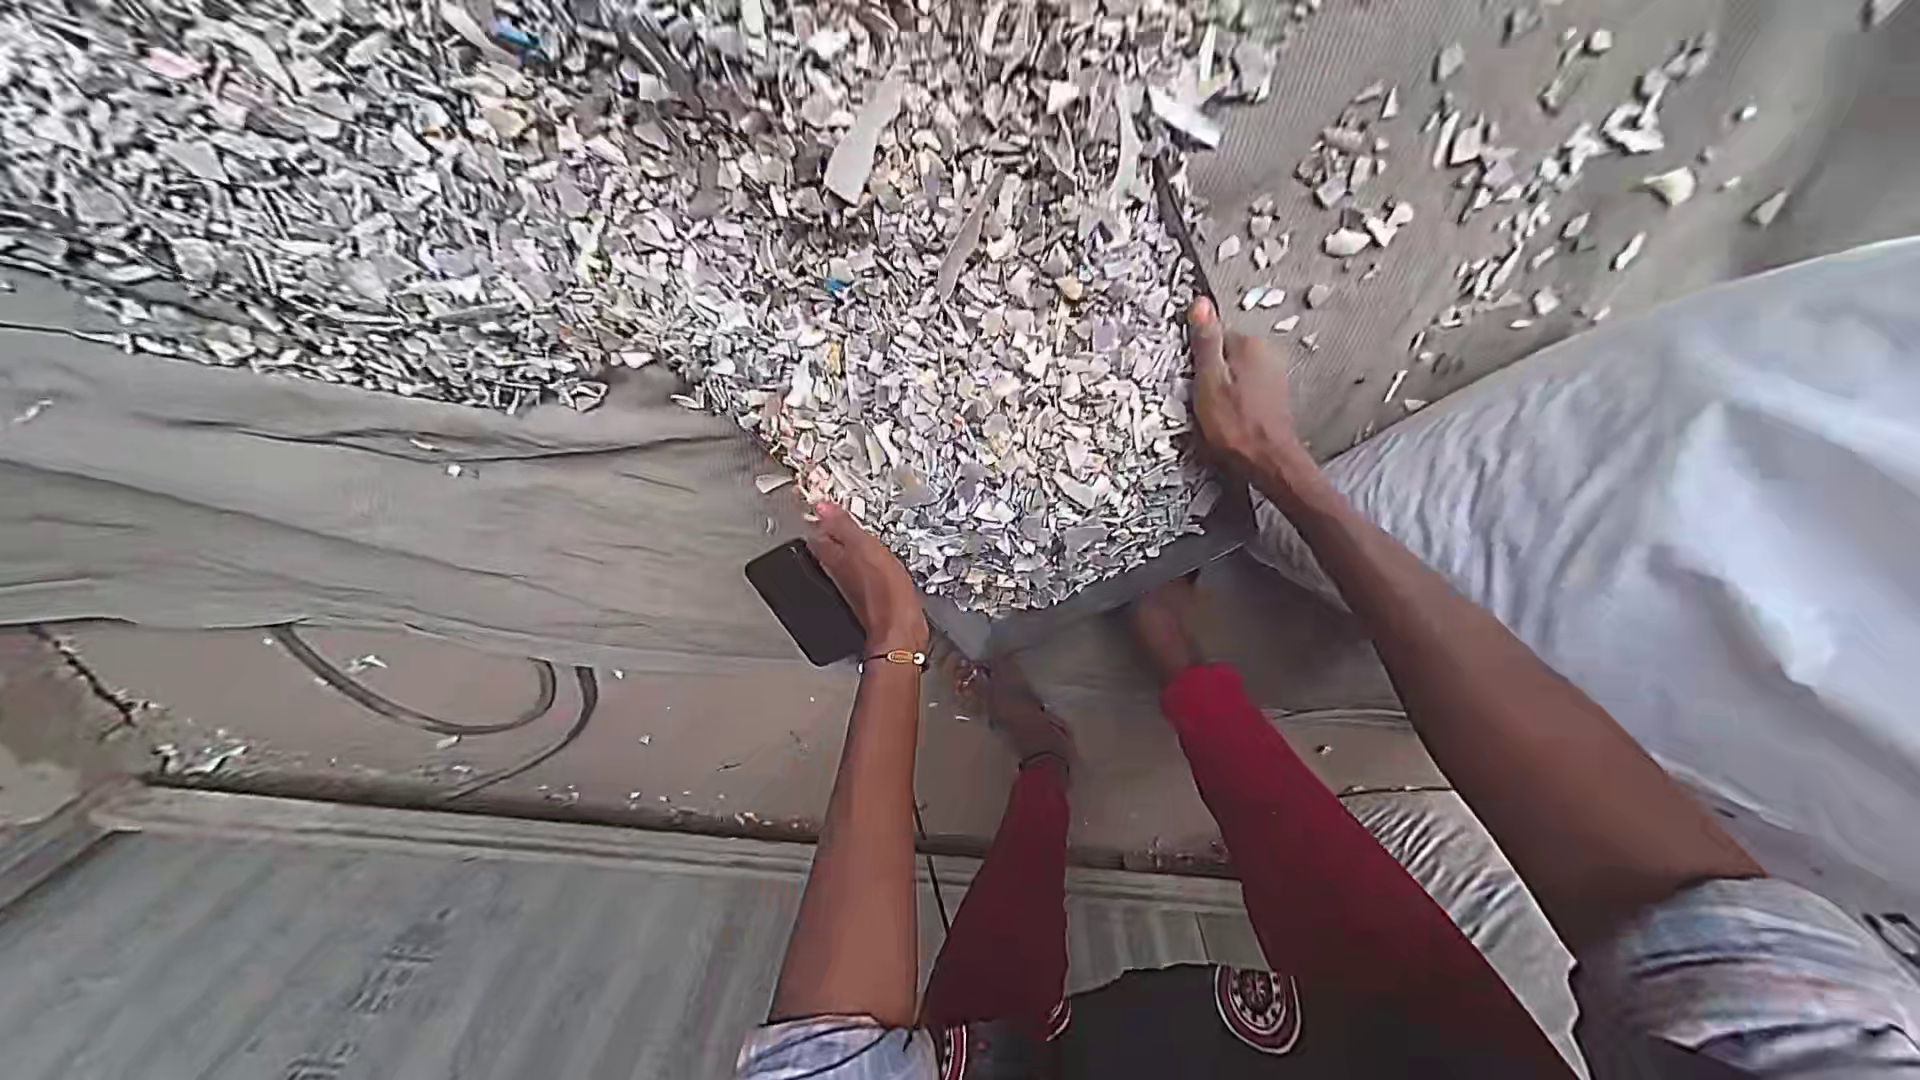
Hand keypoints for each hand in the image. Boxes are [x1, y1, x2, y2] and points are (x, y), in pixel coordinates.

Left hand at [808, 501, 927, 653]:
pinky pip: (860, 571)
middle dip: (831, 531)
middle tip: (835, 516)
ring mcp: (852, 584)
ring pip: (843, 558)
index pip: (817, 533)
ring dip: (846, 545)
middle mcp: (838, 572)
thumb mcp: (865, 548)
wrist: (899, 628)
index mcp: (834, 558)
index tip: (825, 505)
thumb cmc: (885, 592)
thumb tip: (822, 507)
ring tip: (850, 533)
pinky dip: (862, 561)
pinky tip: (870, 559)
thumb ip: (843, 526)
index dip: (821, 518)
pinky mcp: (869, 594)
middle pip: (827, 546)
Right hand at [1188, 298, 1310, 476]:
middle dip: (1207, 375)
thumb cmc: (1234, 425)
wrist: (1266, 460)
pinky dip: (1231, 401)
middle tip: (1199, 400)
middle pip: (1222, 355)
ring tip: (1213, 414)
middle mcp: (1265, 354)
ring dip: (1218, 390)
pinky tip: (1227, 419)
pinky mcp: (1271, 394)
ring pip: (1231, 374)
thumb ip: (1205, 343)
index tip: (1189, 380)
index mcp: (1248, 345)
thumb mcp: (1209, 381)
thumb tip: (1200, 304)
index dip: (1194, 360)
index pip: (1211, 337)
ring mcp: (1271, 375)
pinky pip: (1241, 389)